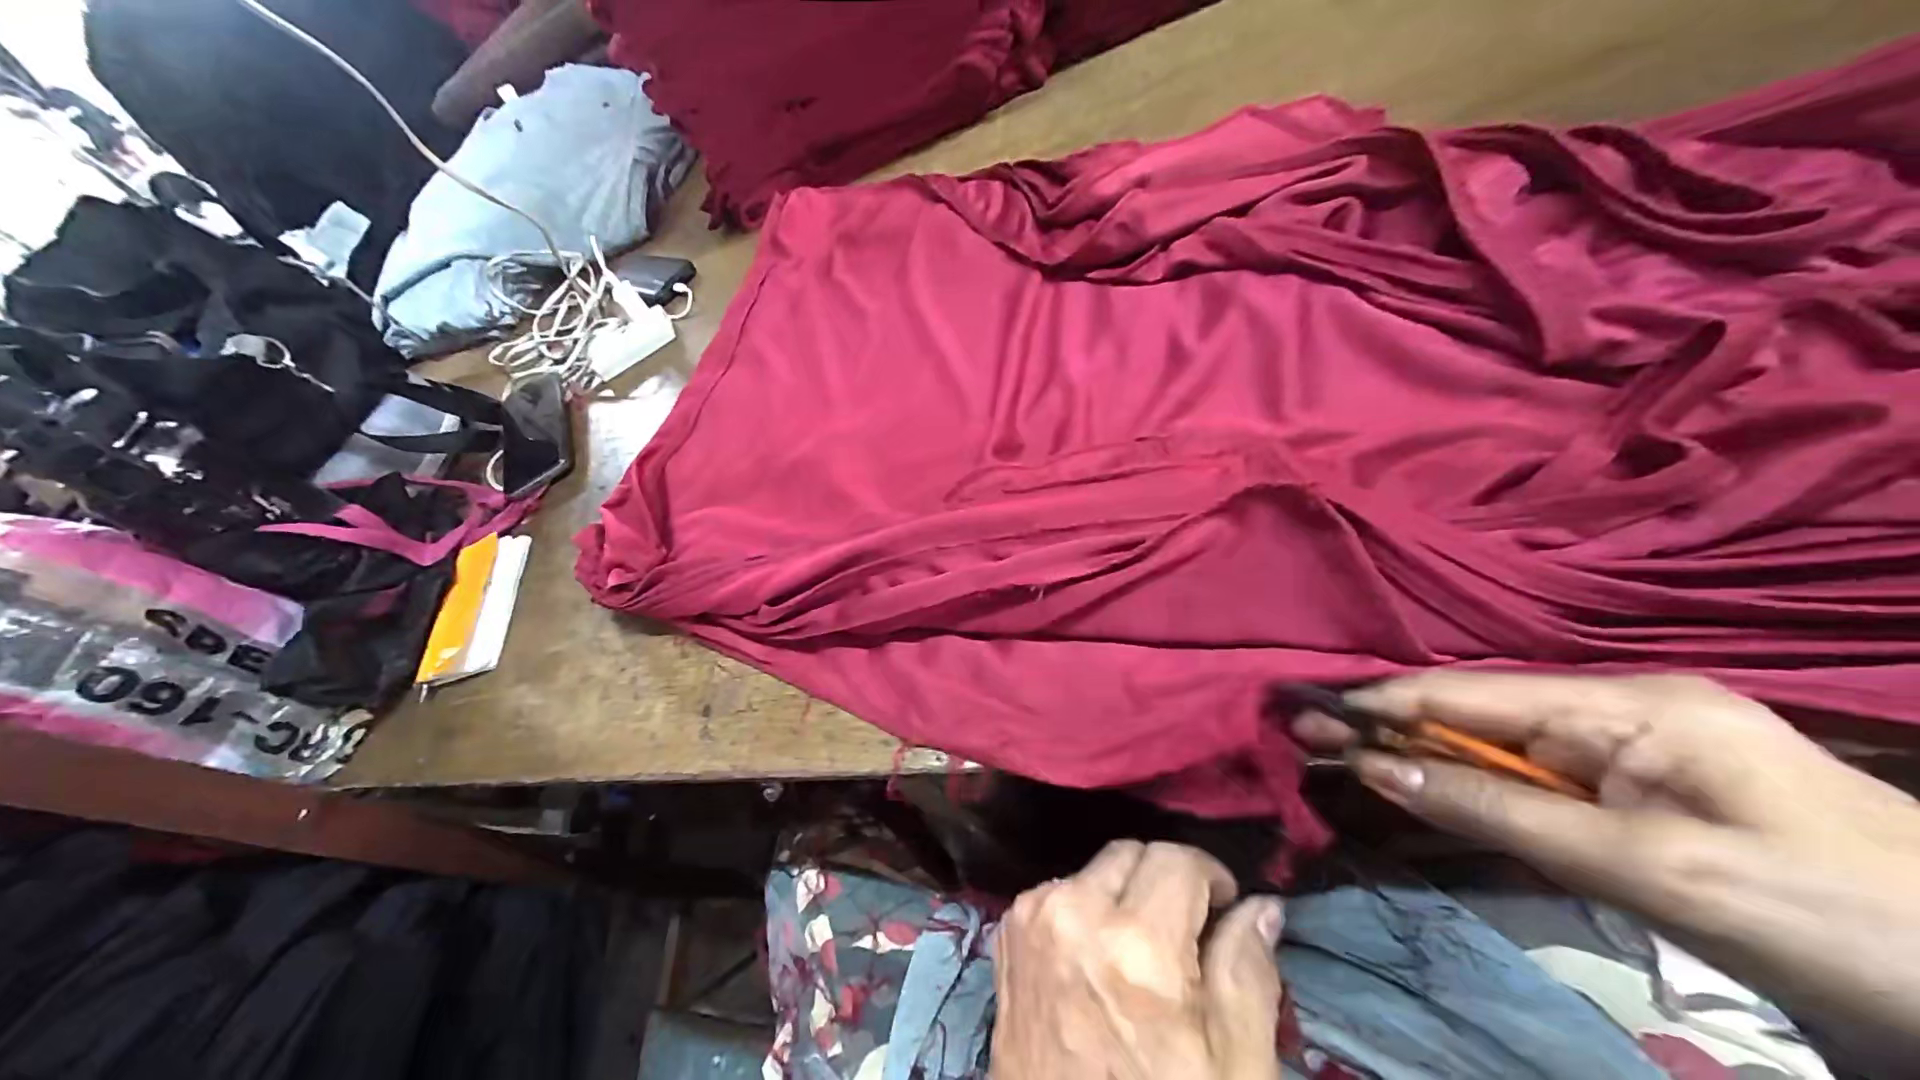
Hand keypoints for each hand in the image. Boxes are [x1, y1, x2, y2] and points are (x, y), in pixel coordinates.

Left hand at [991, 840, 1284, 1079]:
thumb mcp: (1234, 1067)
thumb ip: (1249, 971)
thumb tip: (1262, 904)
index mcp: (1135, 945)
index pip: (1178, 859)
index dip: (1212, 879)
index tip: (1223, 910)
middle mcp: (1074, 914)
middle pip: (1133, 853)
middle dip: (1167, 881)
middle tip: (1185, 934)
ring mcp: (1032, 920)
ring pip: (1095, 869)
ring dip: (1124, 894)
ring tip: (1140, 953)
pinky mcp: (1006, 934)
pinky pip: (1058, 891)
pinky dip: (1085, 908)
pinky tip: (1098, 959)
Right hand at [1295, 671, 1919, 1064]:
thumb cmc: (1839, 920)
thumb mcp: (1652, 867)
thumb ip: (1500, 810)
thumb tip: (1376, 768)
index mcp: (1632, 706)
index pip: (1470, 696)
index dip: (1384, 703)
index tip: (1307, 711)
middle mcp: (1624, 714)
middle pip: (1477, 717)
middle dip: (1391, 729)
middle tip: (1304, 738)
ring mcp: (1637, 755)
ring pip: (1499, 752)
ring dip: (1423, 760)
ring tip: (1342, 762)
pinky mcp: (1645, 799)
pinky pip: (1535, 786)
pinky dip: (1472, 791)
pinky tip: (1424, 790)